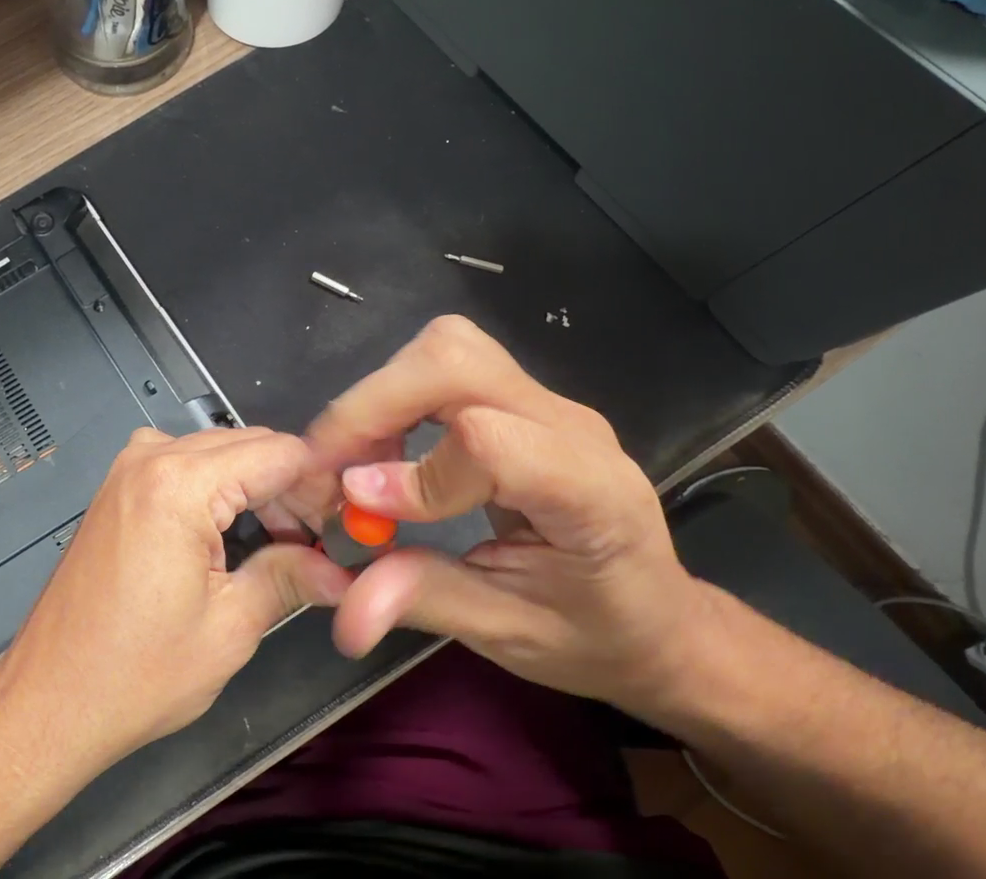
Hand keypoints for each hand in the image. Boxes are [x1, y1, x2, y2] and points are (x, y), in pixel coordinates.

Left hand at [0, 426, 351, 763]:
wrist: (52, 697)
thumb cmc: (132, 672)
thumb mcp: (230, 627)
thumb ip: (289, 578)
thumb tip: (337, 569)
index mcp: (179, 483)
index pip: (279, 452)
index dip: (323, 484)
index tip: (348, 522)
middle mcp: (149, 460)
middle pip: (248, 445)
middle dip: (292, 487)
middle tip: (323, 541)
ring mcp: (126, 472)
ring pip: (217, 454)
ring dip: (256, 488)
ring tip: (285, 544)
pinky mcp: (117, 492)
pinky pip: (183, 468)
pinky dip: (218, 491)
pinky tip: (235, 535)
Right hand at [279, 316, 711, 707]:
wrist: (657, 618)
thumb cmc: (596, 636)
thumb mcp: (510, 635)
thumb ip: (424, 600)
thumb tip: (341, 607)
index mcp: (590, 493)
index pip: (490, 440)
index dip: (412, 473)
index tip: (358, 514)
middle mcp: (568, 425)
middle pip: (454, 361)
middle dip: (370, 408)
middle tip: (329, 471)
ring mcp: (542, 403)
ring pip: (443, 350)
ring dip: (376, 399)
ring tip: (352, 463)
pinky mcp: (515, 399)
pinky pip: (441, 368)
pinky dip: (390, 400)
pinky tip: (380, 454)